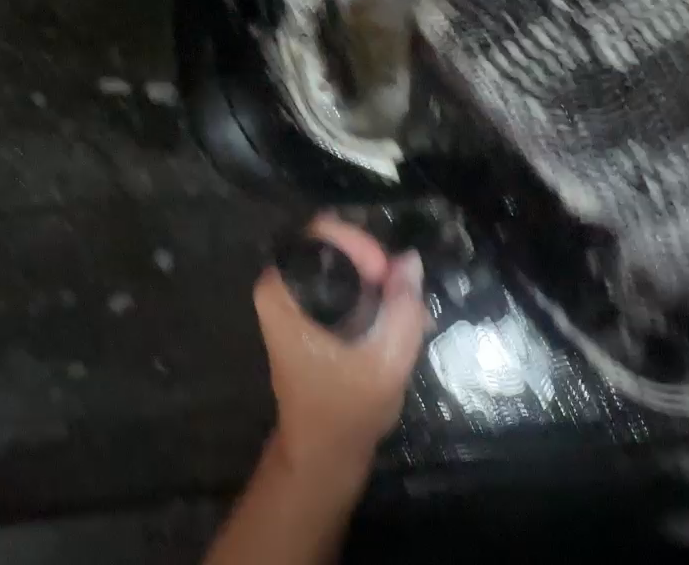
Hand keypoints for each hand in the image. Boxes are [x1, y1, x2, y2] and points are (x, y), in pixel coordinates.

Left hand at [252, 216, 427, 474]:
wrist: (323, 454)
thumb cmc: (347, 410)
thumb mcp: (386, 361)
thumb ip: (403, 308)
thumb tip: (409, 259)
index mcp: (281, 292)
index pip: (320, 234)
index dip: (360, 245)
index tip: (386, 275)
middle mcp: (278, 288)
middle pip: (332, 246)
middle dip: (374, 265)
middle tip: (404, 294)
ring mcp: (291, 300)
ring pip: (340, 265)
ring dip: (377, 282)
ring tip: (407, 313)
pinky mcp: (306, 313)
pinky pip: (340, 284)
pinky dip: (369, 296)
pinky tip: (396, 321)